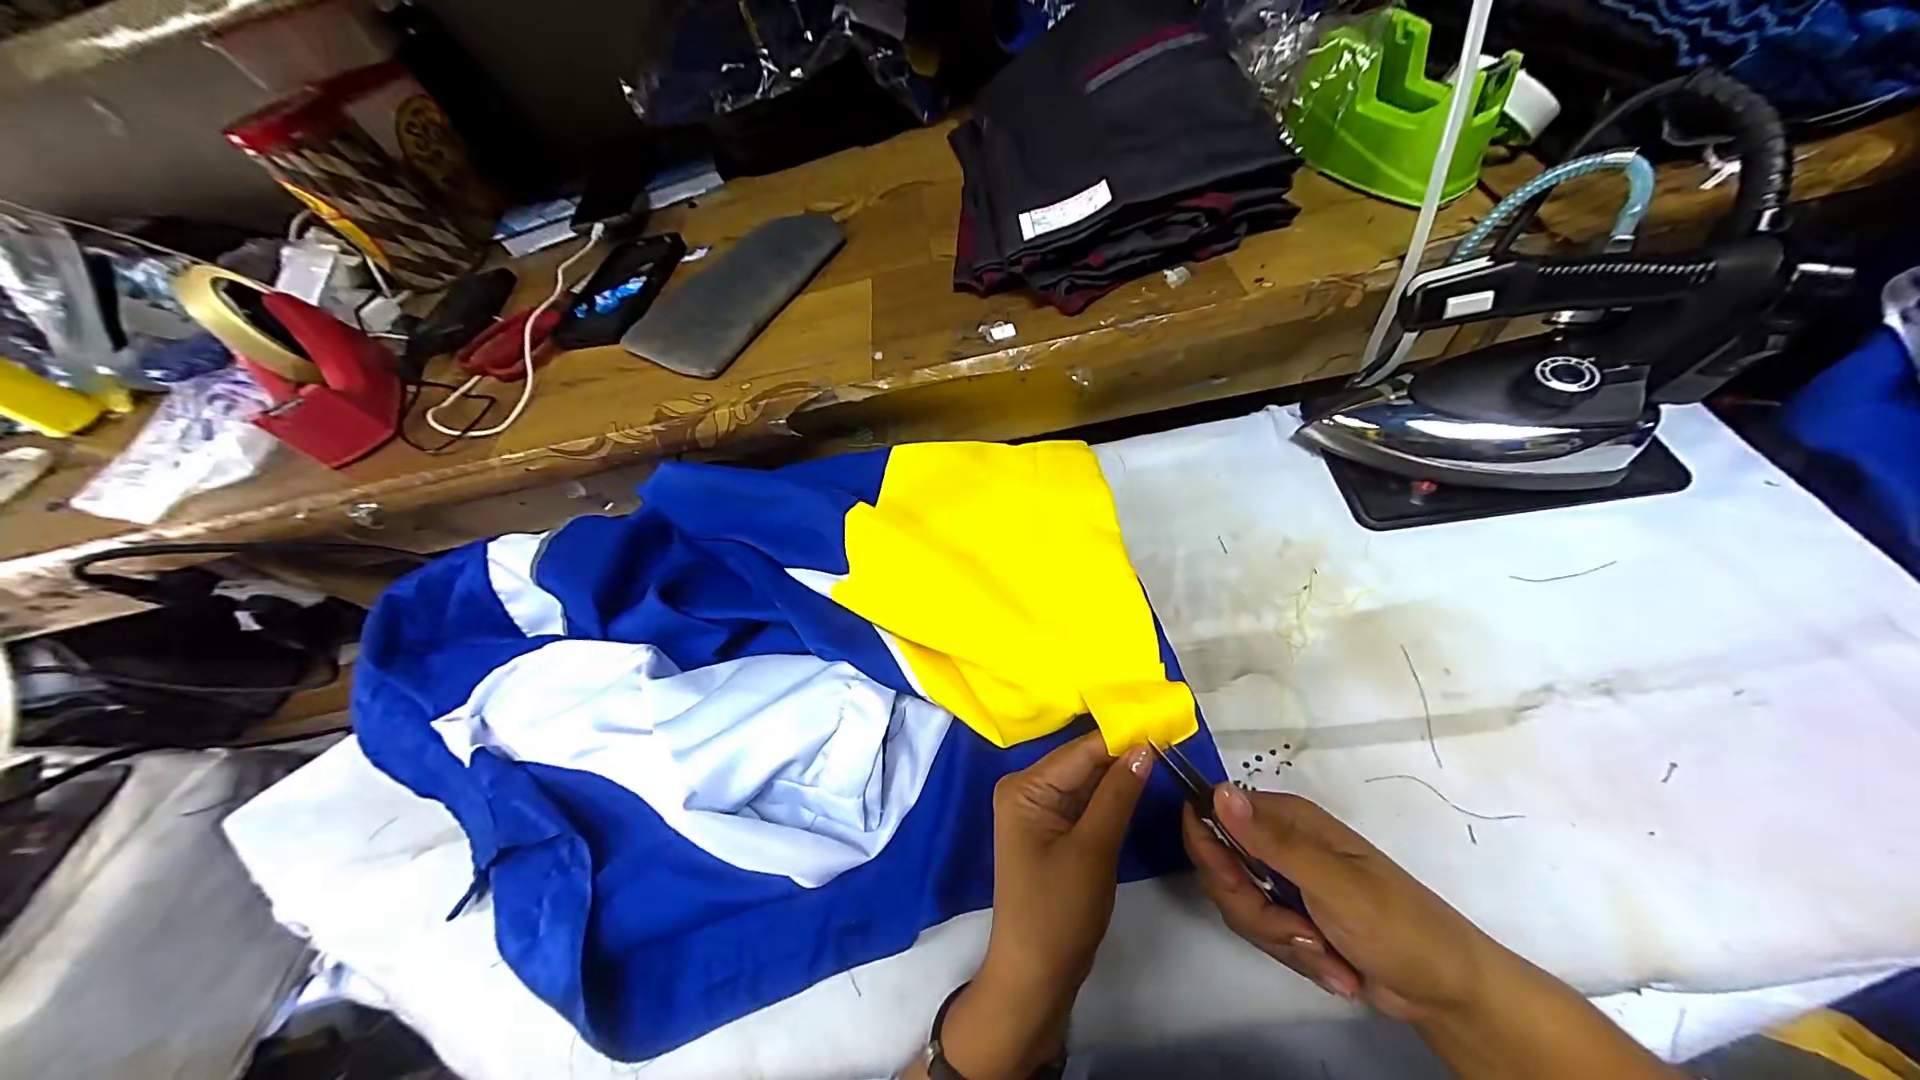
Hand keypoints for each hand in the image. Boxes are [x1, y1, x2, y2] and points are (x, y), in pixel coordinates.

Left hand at [923, 732, 1152, 1079]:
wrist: (1037, 974)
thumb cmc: (1058, 911)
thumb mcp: (1092, 850)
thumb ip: (1117, 795)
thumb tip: (1144, 747)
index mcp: (1025, 787)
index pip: (1080, 751)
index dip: (1122, 735)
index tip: (1164, 718)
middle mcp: (1027, 789)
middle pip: (1082, 761)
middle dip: (1124, 751)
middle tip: (1171, 732)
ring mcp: (1040, 809)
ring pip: (1087, 780)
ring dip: (1121, 771)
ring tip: (1166, 750)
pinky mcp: (1054, 828)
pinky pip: (1086, 801)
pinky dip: (1112, 794)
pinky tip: (1142, 781)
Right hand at [1184, 786, 1684, 1079]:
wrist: (1448, 992)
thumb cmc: (1399, 925)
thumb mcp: (1333, 883)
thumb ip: (1271, 841)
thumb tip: (1218, 792)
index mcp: (1287, 819)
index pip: (1215, 813)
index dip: (1209, 846)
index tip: (1229, 881)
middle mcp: (1278, 843)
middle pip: (1221, 869)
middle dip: (1255, 912)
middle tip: (1299, 932)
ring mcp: (1283, 882)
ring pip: (1238, 907)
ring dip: (1281, 941)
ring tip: (1329, 955)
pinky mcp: (1290, 918)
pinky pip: (1261, 934)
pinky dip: (1296, 957)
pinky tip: (1336, 968)